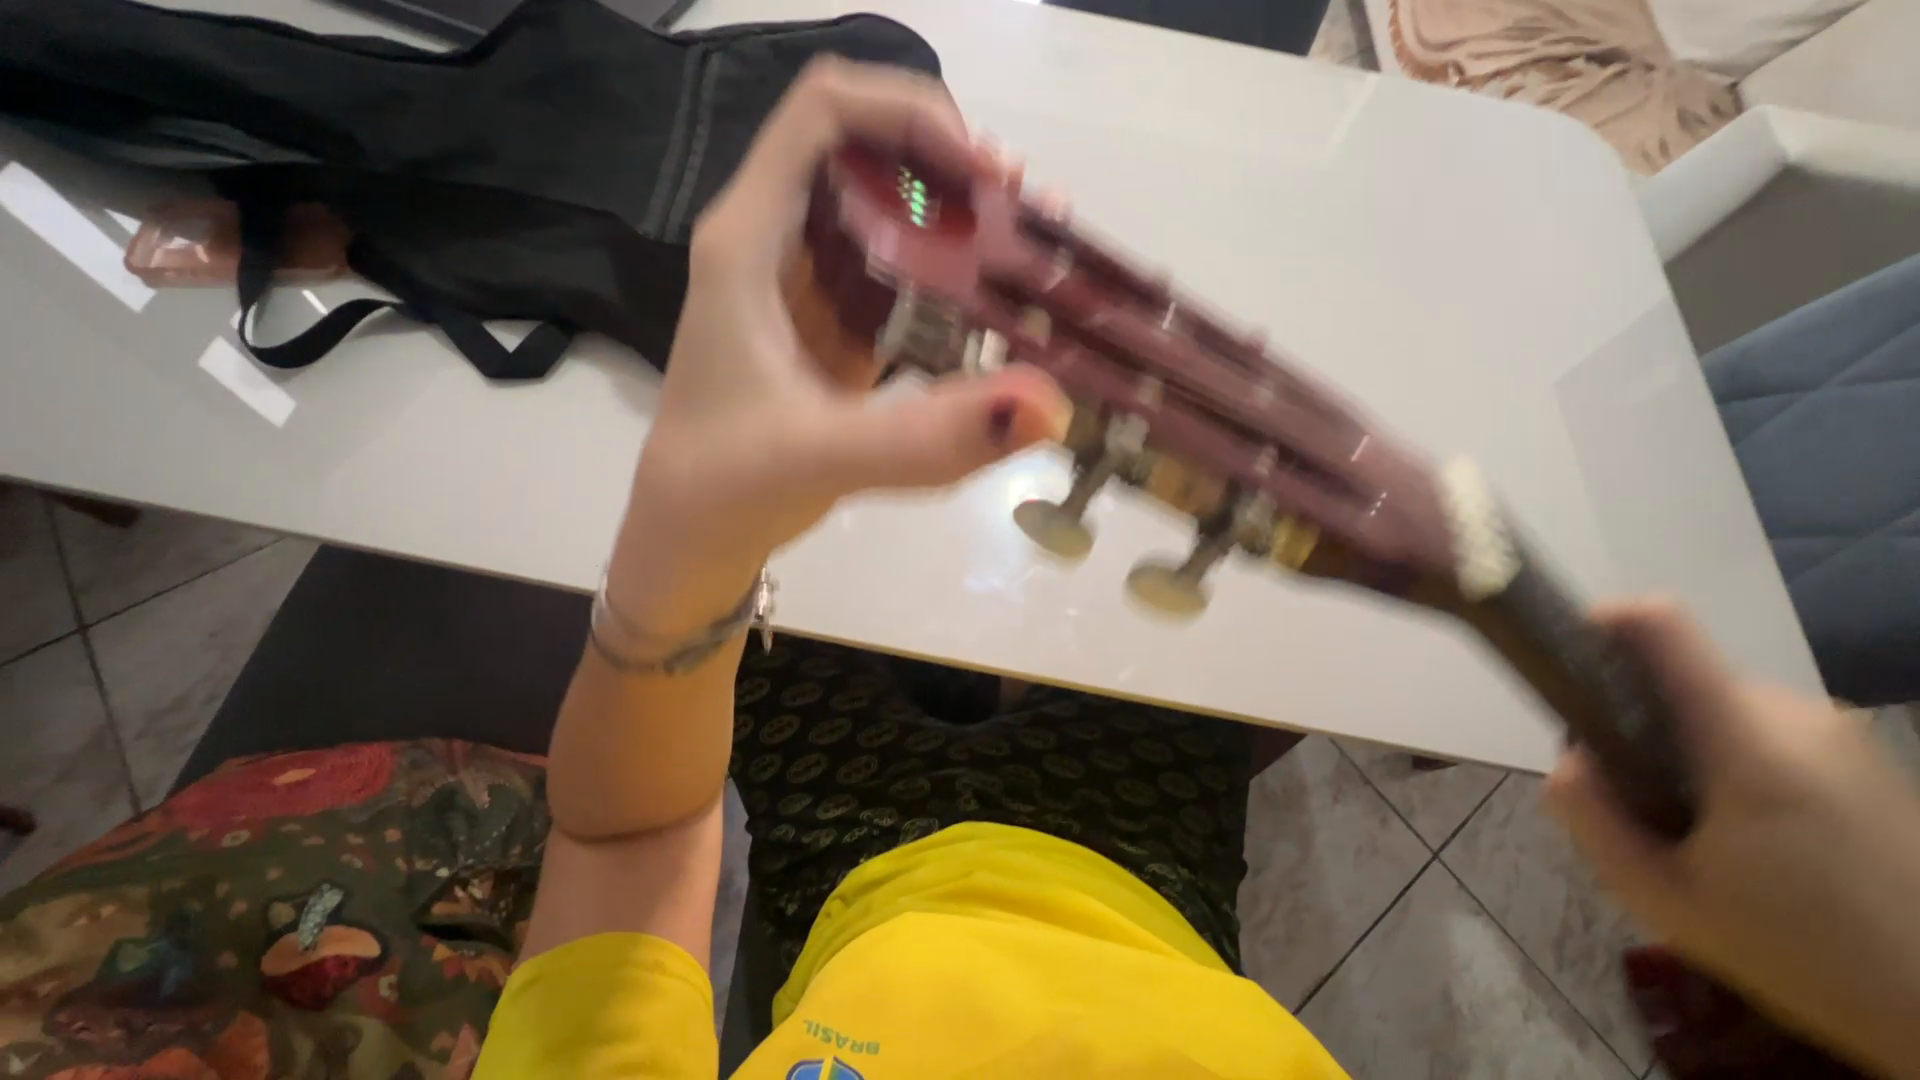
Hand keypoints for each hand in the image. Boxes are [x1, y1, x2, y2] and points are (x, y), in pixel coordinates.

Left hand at [605, 59, 1069, 631]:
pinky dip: (953, 279)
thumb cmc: (724, 487)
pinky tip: (1001, 307)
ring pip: (889, 211)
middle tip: (1027, 213)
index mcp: (750, 239)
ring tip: (1034, 248)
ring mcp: (809, 286)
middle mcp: (779, 242)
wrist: (692, 536)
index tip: (982, 174)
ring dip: (960, 219)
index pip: (824, 113)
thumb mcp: (819, 456)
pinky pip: (901, 276)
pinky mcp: (835, 328)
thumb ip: (926, 436)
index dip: (908, 113)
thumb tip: (1049, 407)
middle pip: (868, 151)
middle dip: (952, 167)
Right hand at [1547, 600, 1919, 1078]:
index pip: (1662, 629)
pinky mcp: (1859, 749)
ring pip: (1713, 706)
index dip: (1601, 623)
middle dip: (1635, 726)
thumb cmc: (1796, 950)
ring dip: (1683, 747)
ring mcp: (1836, 729)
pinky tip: (1751, 832)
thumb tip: (1569, 756)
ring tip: (1699, 829)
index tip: (1567, 662)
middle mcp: (1793, 715)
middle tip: (1639, 803)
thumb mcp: (1658, 897)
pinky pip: (1757, 727)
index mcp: (1746, 744)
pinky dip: (1727, 759)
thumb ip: (1590, 816)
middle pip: (1675, 682)